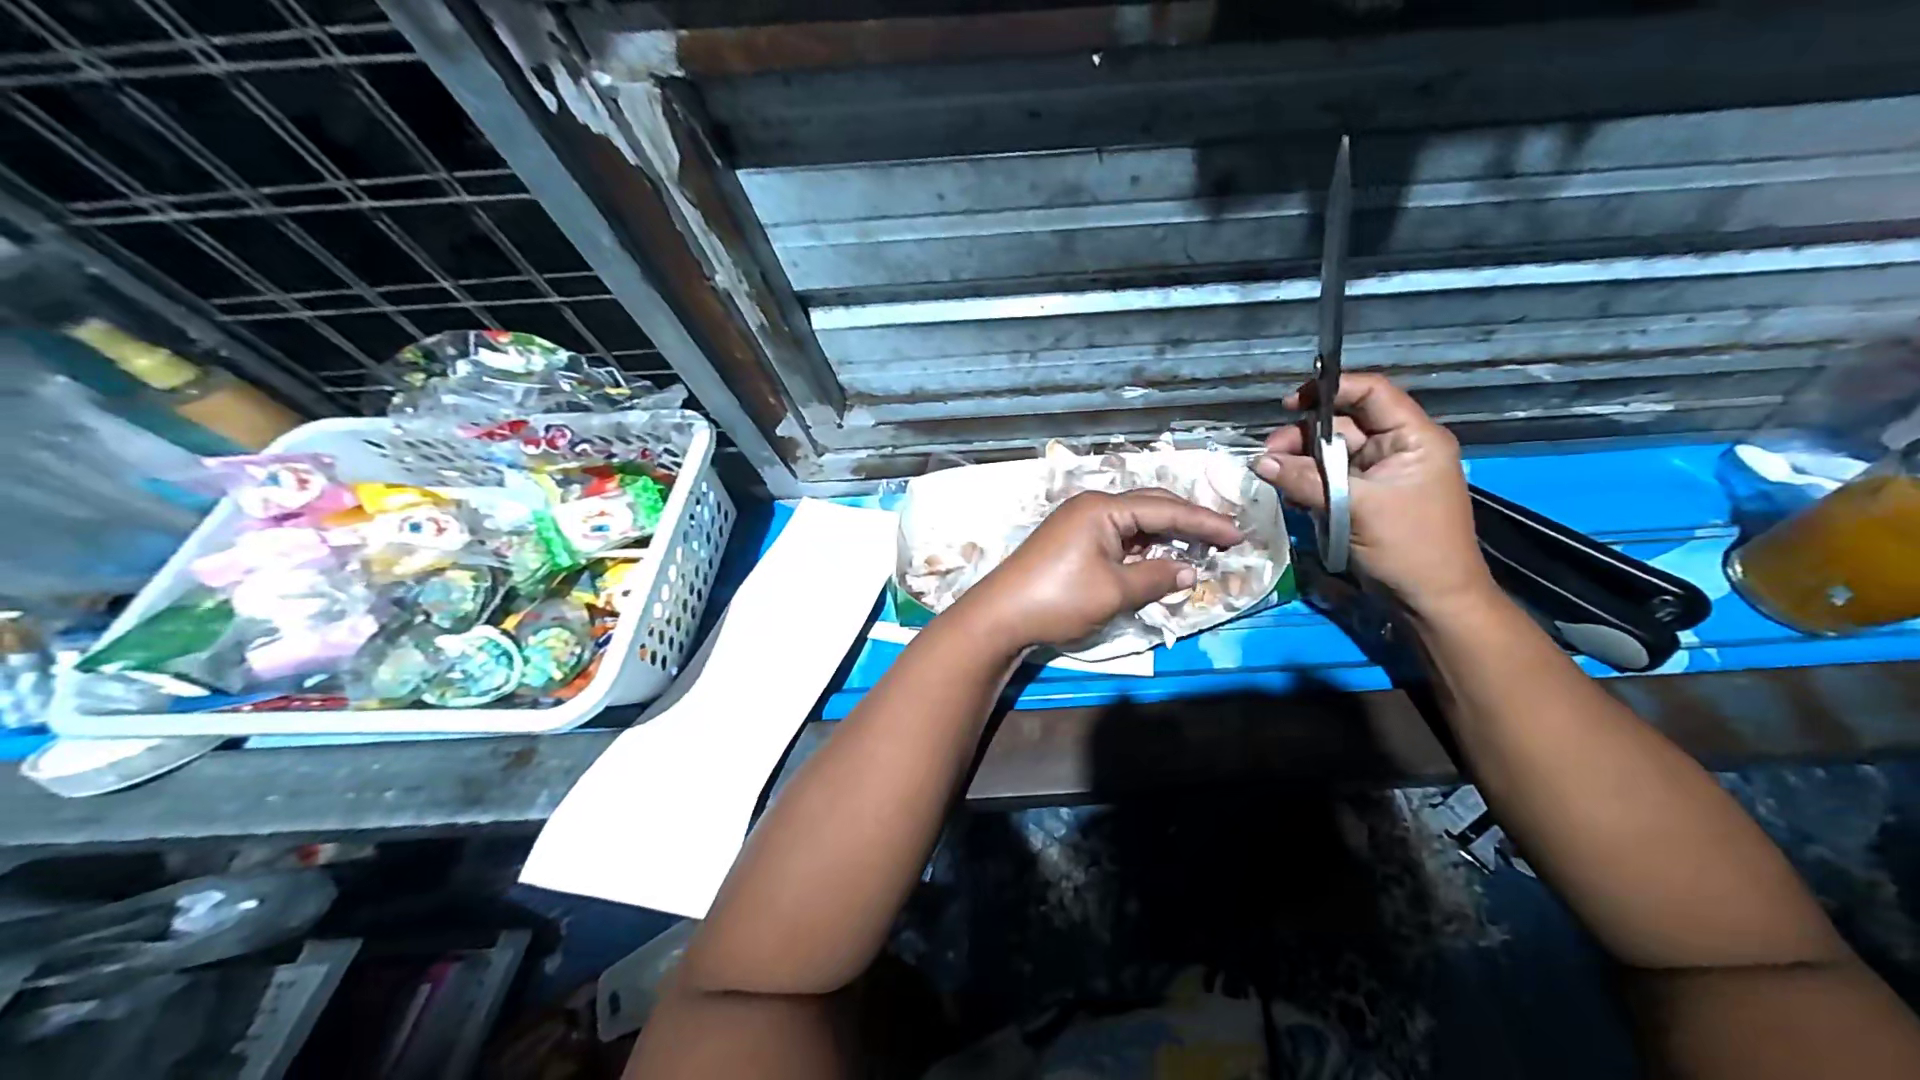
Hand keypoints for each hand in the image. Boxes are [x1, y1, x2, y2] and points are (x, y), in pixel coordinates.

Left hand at [953, 490, 1243, 649]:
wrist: (1000, 616)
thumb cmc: (1058, 599)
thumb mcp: (1114, 591)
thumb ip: (1157, 577)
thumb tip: (1190, 571)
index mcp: (1103, 508)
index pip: (1165, 508)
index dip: (1204, 522)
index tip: (1237, 535)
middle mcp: (1092, 506)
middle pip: (1150, 507)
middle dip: (1187, 522)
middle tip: (1223, 537)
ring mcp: (1078, 523)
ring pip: (1134, 523)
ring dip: (1165, 536)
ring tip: (1198, 549)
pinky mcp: (1071, 541)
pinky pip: (1117, 537)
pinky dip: (1142, 548)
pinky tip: (1158, 559)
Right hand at [1253, 374, 1495, 615]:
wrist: (1432, 601)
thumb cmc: (1410, 548)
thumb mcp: (1356, 509)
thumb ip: (1306, 481)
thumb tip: (1259, 461)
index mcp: (1414, 438)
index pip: (1371, 393)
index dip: (1330, 390)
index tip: (1289, 405)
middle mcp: (1397, 449)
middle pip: (1343, 425)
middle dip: (1303, 436)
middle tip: (1267, 456)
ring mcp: (1380, 475)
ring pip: (1331, 454)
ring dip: (1300, 462)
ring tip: (1271, 475)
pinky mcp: (1364, 498)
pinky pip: (1330, 479)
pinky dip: (1307, 483)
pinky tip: (1288, 491)